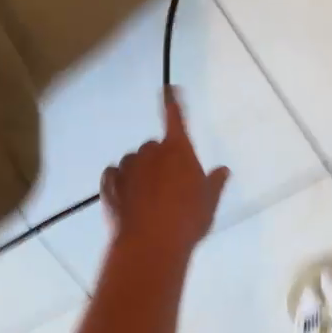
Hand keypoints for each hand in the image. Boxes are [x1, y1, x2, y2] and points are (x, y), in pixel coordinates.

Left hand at [101, 89, 231, 253]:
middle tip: (170, 184)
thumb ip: (215, 182)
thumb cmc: (188, 219)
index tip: (169, 88)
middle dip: (160, 159)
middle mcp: (150, 152)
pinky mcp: (109, 185)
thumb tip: (222, 170)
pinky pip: (115, 175)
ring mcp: (127, 168)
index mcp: (178, 150)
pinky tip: (130, 200)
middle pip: (155, 146)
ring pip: (134, 162)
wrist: (150, 244)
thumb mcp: (210, 201)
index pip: (175, 117)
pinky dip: (121, 181)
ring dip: (140, 171)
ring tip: (150, 198)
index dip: (173, 102)